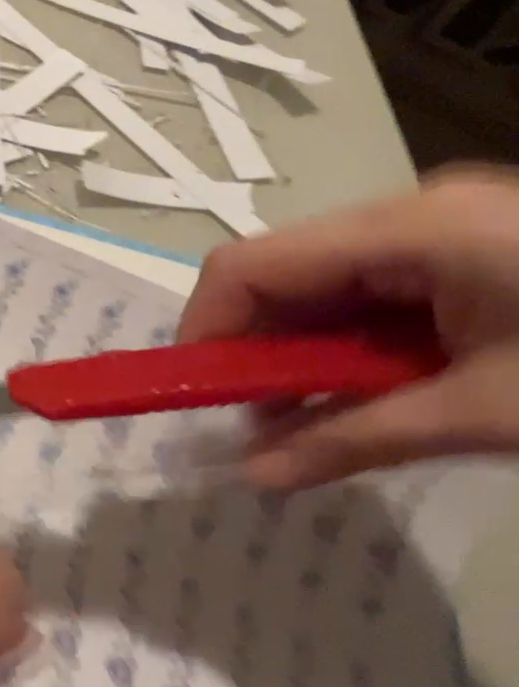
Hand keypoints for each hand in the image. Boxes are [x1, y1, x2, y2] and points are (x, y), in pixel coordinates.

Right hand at [179, 166, 518, 487]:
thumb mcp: (492, 415)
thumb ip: (356, 438)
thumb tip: (251, 476)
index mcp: (410, 226)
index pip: (249, 265)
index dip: (205, 328)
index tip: (197, 398)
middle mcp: (412, 210)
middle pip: (283, 274)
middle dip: (259, 352)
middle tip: (265, 427)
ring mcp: (446, 226)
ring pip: (325, 288)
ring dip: (310, 356)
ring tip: (326, 419)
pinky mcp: (472, 250)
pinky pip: (376, 295)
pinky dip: (359, 348)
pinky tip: (379, 391)